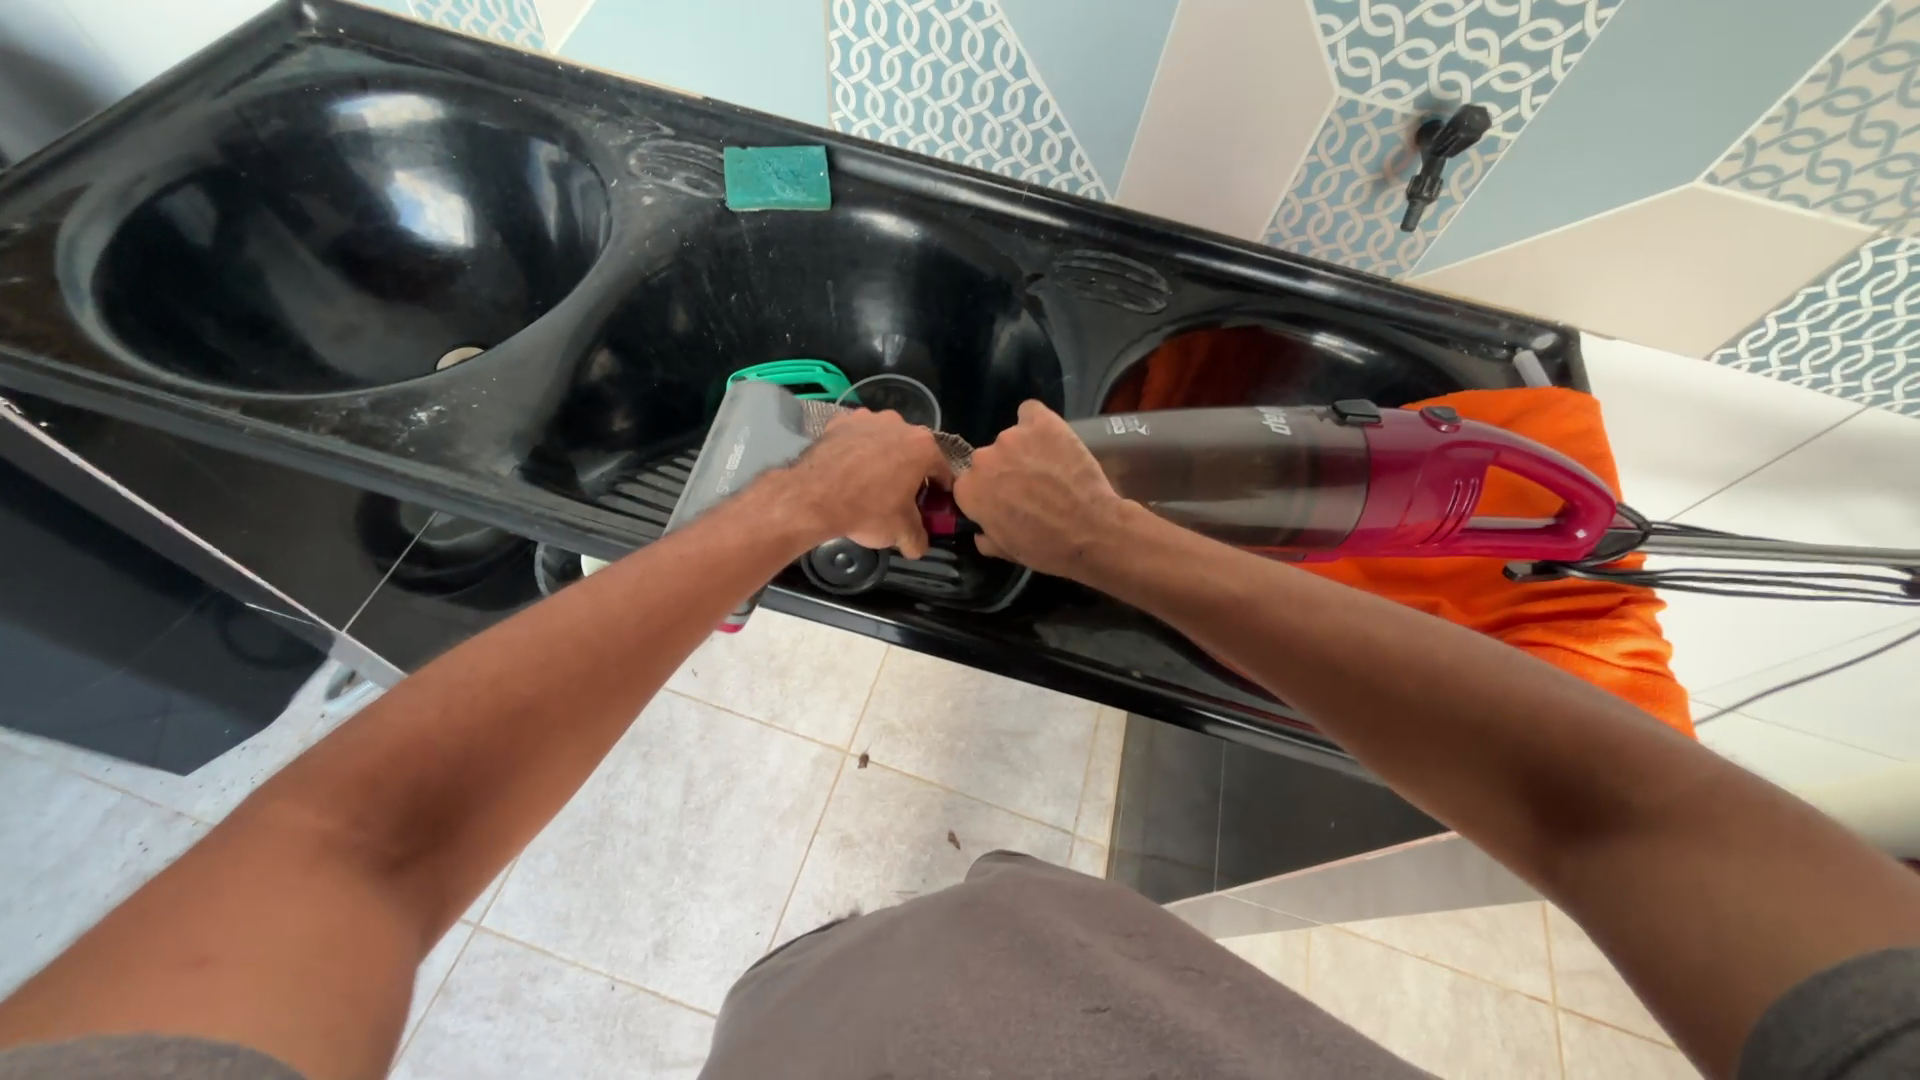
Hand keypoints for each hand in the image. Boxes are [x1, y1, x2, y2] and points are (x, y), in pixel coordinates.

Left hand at [767, 408, 951, 557]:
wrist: (813, 498)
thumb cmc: (868, 510)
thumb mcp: (901, 532)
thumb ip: (918, 539)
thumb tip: (918, 547)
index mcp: (923, 447)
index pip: (942, 470)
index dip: (939, 491)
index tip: (931, 505)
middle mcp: (899, 424)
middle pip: (912, 451)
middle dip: (909, 472)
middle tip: (899, 497)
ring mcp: (867, 418)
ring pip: (883, 440)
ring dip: (882, 457)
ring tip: (870, 483)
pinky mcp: (839, 421)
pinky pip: (855, 437)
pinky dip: (856, 450)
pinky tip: (848, 470)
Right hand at [953, 400, 1129, 577]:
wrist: (1091, 531)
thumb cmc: (1046, 548)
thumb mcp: (1007, 552)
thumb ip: (985, 537)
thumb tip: (980, 531)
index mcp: (969, 490)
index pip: (967, 484)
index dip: (987, 493)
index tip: (1003, 502)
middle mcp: (983, 459)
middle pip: (987, 460)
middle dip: (1003, 471)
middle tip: (1028, 485)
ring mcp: (1011, 437)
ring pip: (1010, 439)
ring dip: (1023, 450)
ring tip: (1048, 467)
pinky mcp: (1041, 421)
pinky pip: (1030, 412)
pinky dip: (1036, 422)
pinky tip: (1050, 437)